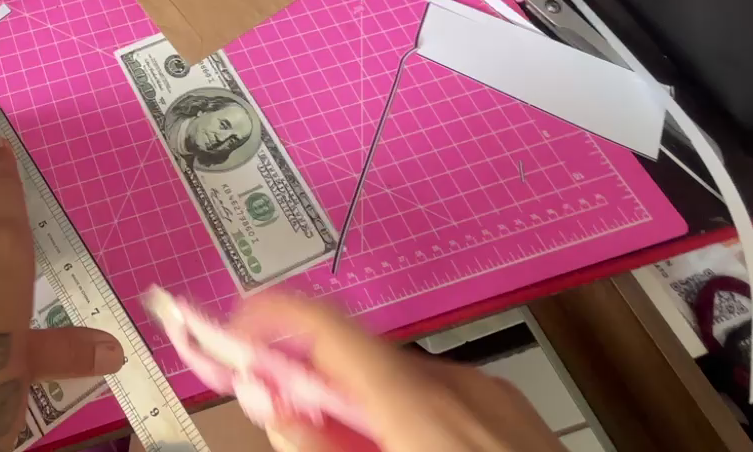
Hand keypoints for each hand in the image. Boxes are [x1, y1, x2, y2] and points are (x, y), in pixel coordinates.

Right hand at [231, 293, 560, 451]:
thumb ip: (318, 446)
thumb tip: (270, 404)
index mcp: (415, 402)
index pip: (323, 322)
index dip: (269, 315)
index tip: (235, 334)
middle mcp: (453, 381)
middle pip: (355, 353)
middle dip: (314, 379)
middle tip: (294, 420)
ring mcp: (492, 393)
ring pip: (397, 375)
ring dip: (365, 401)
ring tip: (365, 447)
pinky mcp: (517, 411)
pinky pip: (441, 393)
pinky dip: (411, 411)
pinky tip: (419, 450)